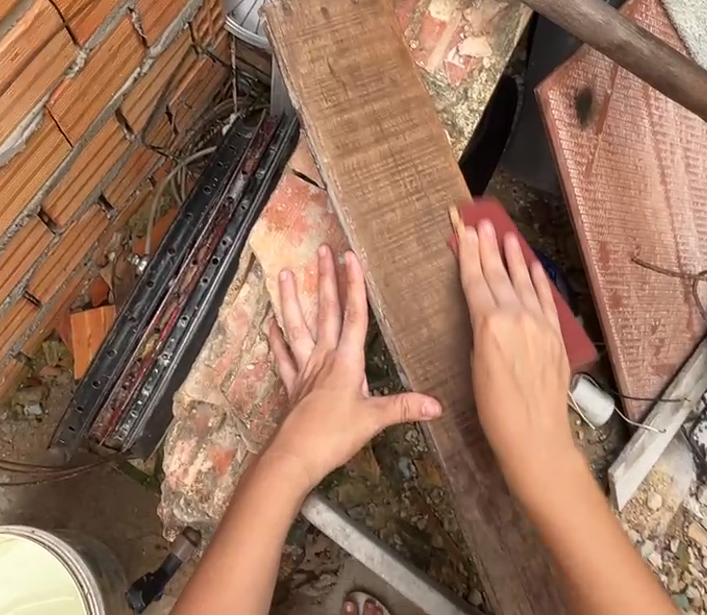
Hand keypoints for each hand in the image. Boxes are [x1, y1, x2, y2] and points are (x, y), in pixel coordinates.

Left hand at [263, 246, 441, 493]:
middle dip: (325, 279)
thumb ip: (403, 407)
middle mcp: (324, 357)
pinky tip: (270, 324)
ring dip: (290, 299)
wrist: (294, 456)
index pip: (354, 315)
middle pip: (326, 311)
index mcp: (346, 361)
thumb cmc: (334, 436)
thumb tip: (436, 405)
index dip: (354, 285)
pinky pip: (283, 357)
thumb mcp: (373, 421)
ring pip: (297, 326)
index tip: (351, 257)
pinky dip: (276, 340)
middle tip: (323, 251)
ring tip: (284, 273)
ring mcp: (305, 368)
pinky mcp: (292, 384)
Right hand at [455, 216, 577, 499]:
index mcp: (490, 325)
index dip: (470, 254)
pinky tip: (533, 266)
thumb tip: (482, 307)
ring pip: (523, 282)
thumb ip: (480, 330)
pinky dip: (538, 280)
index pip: (476, 280)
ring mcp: (539, 325)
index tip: (467, 231)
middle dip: (489, 248)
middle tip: (482, 224)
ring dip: (514, 257)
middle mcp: (516, 318)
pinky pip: (545, 300)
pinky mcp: (555, 336)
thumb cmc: (495, 410)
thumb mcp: (475, 365)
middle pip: (498, 275)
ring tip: (507, 235)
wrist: (536, 437)